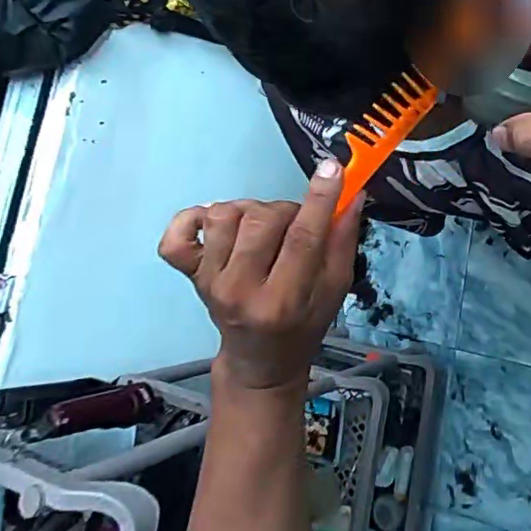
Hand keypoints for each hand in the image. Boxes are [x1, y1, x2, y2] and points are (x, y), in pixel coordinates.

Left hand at [158, 160, 364, 391]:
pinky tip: (219, 224)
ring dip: (252, 211)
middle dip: (289, 210)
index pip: (303, 238)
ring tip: (265, 229)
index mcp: (284, 301)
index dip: (320, 199)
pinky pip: (177, 234)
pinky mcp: (189, 275)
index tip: (332, 169)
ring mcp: (209, 282)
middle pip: (263, 220)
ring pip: (226, 215)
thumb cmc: (304, 325)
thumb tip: (352, 193)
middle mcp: (240, 290)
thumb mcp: (336, 289)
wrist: (259, 360)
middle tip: (298, 225)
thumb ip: (343, 241)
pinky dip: (194, 218)